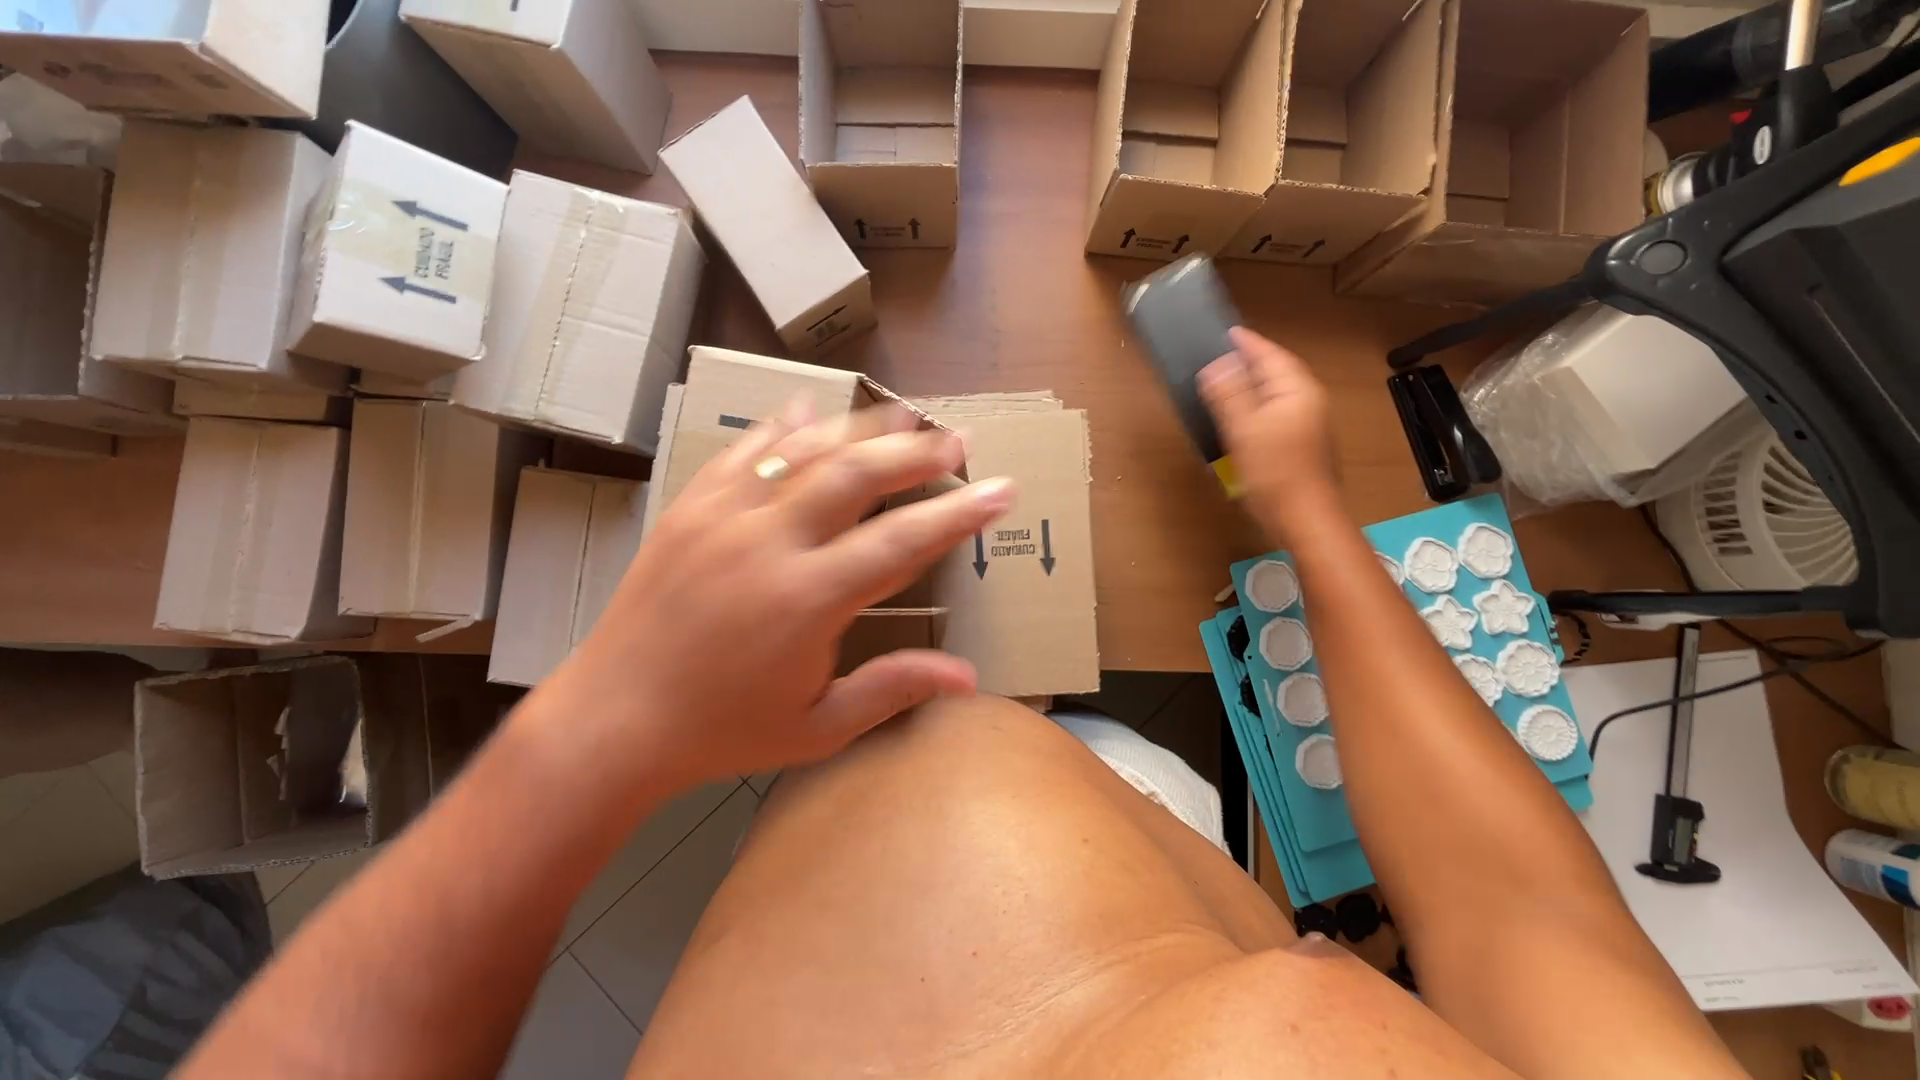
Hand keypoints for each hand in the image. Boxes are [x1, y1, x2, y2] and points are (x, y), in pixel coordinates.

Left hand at [544, 401, 1016, 790]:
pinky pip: (740, 454)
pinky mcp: (689, 510)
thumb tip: (968, 676)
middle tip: (955, 441)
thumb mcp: (818, 726)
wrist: (615, 720)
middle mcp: (770, 544)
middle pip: (857, 475)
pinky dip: (778, 428)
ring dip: (858, 429)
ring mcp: (723, 519)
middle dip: (915, 453)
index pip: (903, 541)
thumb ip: (892, 688)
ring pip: (803, 452)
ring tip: (901, 416)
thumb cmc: (722, 731)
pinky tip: (806, 409)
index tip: (1000, 490)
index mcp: (809, 600)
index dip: (959, 513)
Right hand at [1198, 327, 1338, 544]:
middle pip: (1277, 373)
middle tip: (1222, 354)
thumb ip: (1229, 394)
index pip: (1271, 356)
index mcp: (1297, 391)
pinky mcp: (1301, 446)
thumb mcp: (1244, 429)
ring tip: (1226, 382)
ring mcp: (1307, 425)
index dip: (1248, 344)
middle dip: (1251, 362)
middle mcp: (1307, 402)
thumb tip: (1216, 365)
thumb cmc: (1275, 472)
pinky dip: (1256, 407)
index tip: (1226, 332)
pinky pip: (1276, 414)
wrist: (1305, 520)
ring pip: (1276, 395)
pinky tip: (1240, 417)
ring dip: (1252, 386)